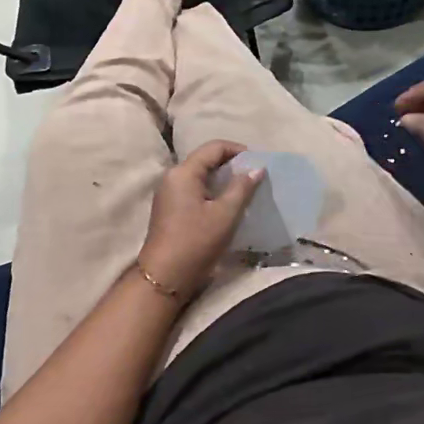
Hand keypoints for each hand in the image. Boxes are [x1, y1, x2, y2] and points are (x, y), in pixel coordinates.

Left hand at [137, 140, 262, 298]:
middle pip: (205, 160)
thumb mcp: (225, 214)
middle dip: (231, 165)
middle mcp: (172, 177)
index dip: (238, 150)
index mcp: (183, 172)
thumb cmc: (196, 241)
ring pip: (200, 176)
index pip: (213, 148)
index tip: (258, 163)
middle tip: (254, 178)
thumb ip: (241, 188)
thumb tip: (256, 168)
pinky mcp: (169, 207)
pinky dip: (212, 192)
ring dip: (222, 180)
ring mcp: (168, 192)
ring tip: (244, 191)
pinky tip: (227, 205)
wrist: (164, 275)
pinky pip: (194, 190)